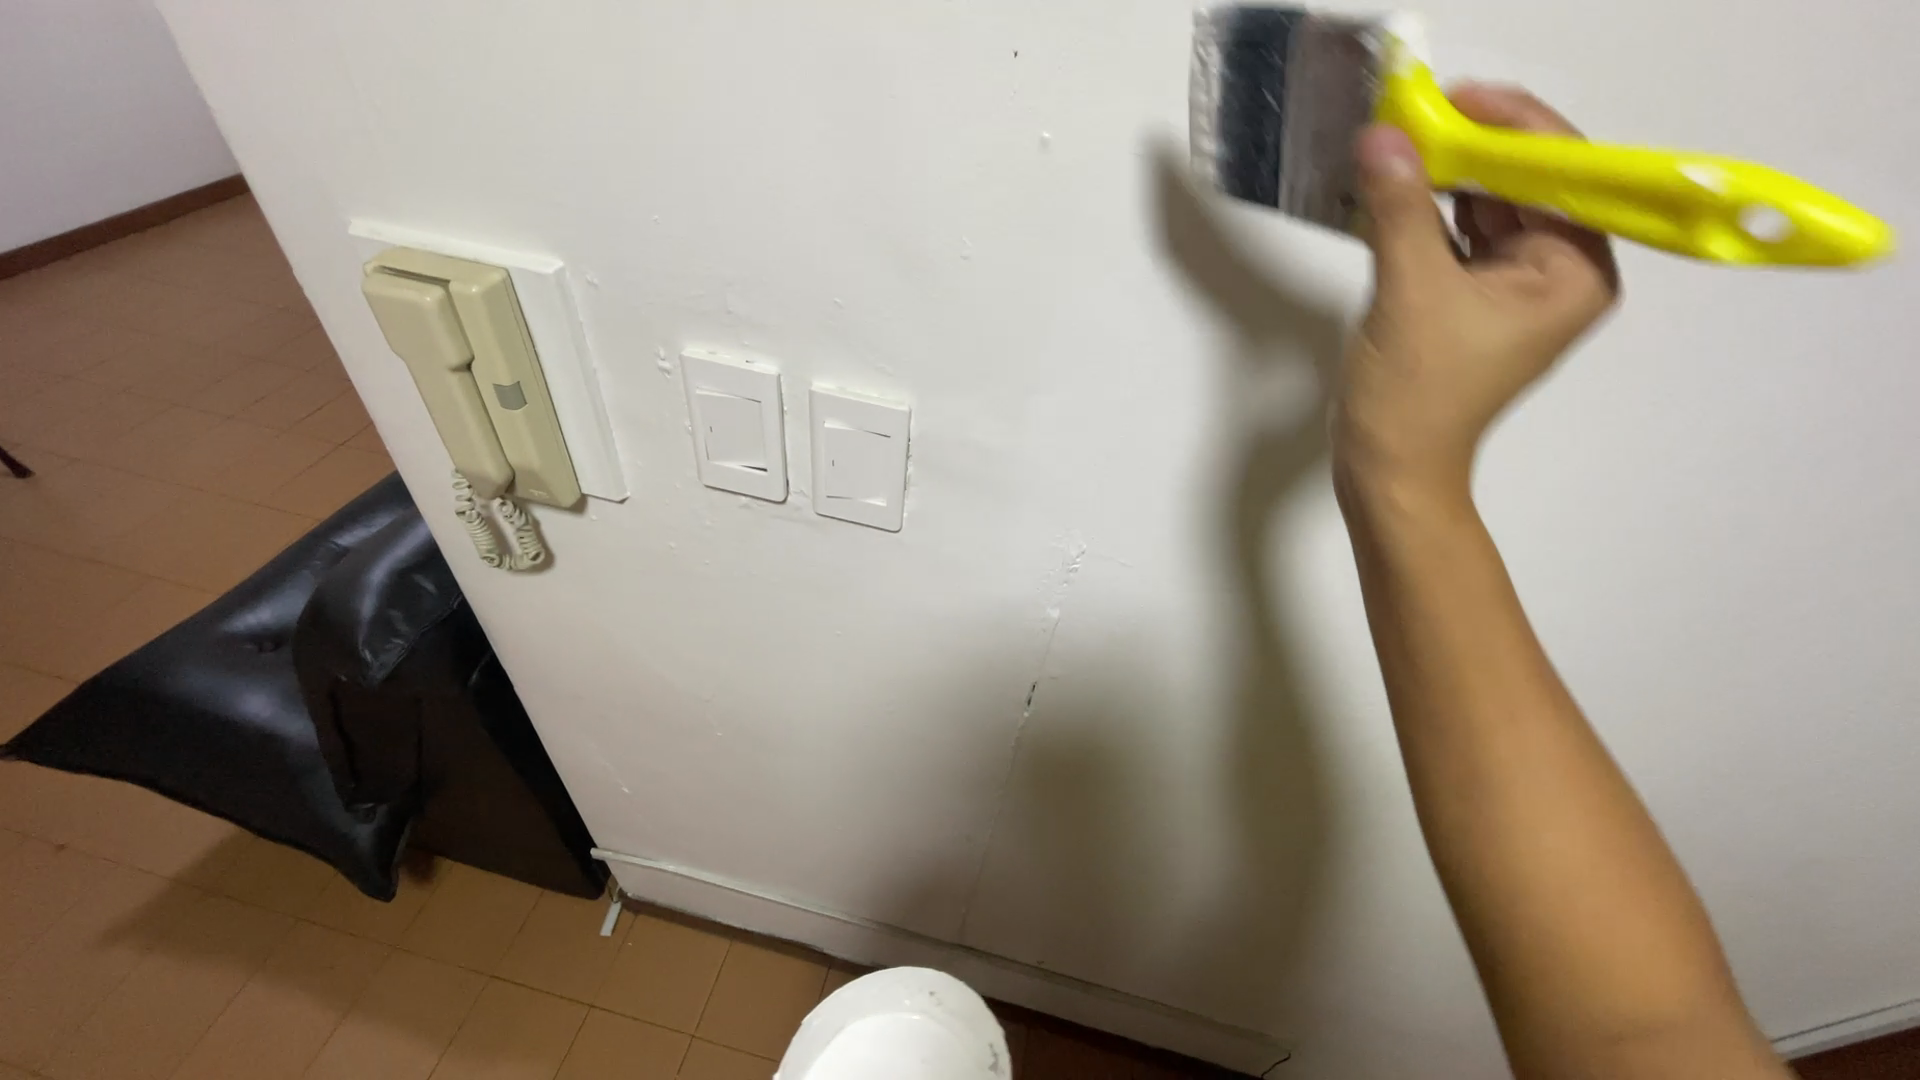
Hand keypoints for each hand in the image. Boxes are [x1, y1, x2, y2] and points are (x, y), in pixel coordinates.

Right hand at [1333, 84, 1620, 498]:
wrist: (1387, 470)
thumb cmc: (1416, 393)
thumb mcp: (1410, 293)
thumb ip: (1400, 209)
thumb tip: (1382, 136)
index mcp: (1574, 272)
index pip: (1558, 173)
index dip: (1509, 128)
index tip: (1452, 99)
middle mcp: (1554, 275)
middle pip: (1521, 188)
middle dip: (1469, 153)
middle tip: (1413, 121)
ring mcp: (1509, 291)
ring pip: (1482, 213)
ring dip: (1440, 183)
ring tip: (1396, 151)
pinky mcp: (1466, 305)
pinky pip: (1452, 243)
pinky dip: (1423, 219)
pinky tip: (1390, 197)